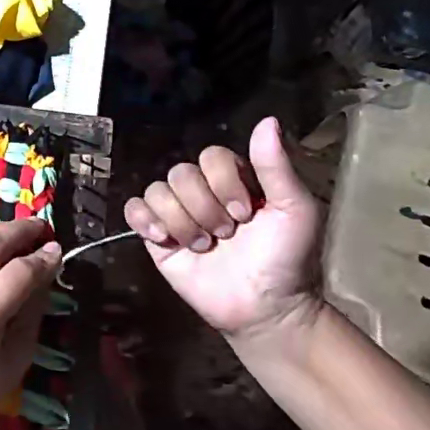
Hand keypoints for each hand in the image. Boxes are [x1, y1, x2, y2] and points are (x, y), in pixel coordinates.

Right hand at [123, 117, 323, 349]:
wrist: (264, 308)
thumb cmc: (287, 259)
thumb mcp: (295, 209)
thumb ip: (276, 167)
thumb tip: (267, 121)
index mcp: (234, 179)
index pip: (211, 156)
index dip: (224, 183)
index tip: (247, 214)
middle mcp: (203, 192)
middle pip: (181, 173)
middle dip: (204, 207)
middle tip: (227, 235)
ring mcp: (177, 214)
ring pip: (157, 191)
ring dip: (181, 221)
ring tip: (203, 246)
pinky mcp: (155, 237)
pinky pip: (134, 209)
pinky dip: (144, 220)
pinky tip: (163, 238)